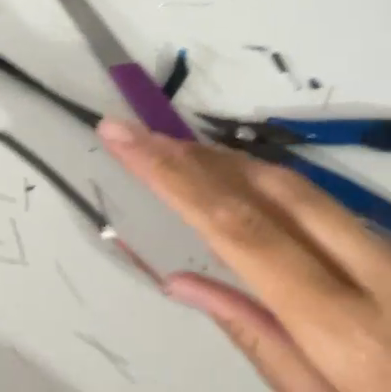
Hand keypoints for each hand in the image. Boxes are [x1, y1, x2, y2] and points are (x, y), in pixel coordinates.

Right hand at [101, 117, 390, 390]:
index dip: (170, 174)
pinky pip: (353, 226)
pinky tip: (258, 200)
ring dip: (244, 173)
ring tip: (186, 158)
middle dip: (205, 158)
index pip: (238, 228)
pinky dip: (291, 202)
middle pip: (285, 196)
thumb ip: (266, 348)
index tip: (117, 132)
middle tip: (144, 135)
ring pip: (322, 203)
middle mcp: (390, 289)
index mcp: (349, 331)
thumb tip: (183, 283)